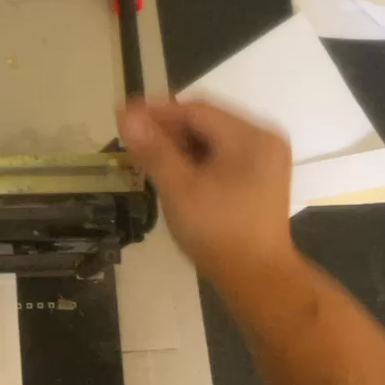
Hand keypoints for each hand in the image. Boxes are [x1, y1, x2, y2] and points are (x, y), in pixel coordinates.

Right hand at [117, 100, 296, 290]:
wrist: (254, 274)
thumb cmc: (216, 231)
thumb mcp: (179, 189)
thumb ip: (153, 150)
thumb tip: (125, 116)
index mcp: (249, 137)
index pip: (195, 110)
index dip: (155, 111)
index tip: (120, 115)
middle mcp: (262, 139)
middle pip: (205, 122)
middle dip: (165, 128)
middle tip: (128, 140)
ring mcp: (263, 159)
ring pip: (211, 139)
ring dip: (176, 144)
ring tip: (144, 157)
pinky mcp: (258, 177)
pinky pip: (220, 156)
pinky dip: (193, 159)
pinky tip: (171, 172)